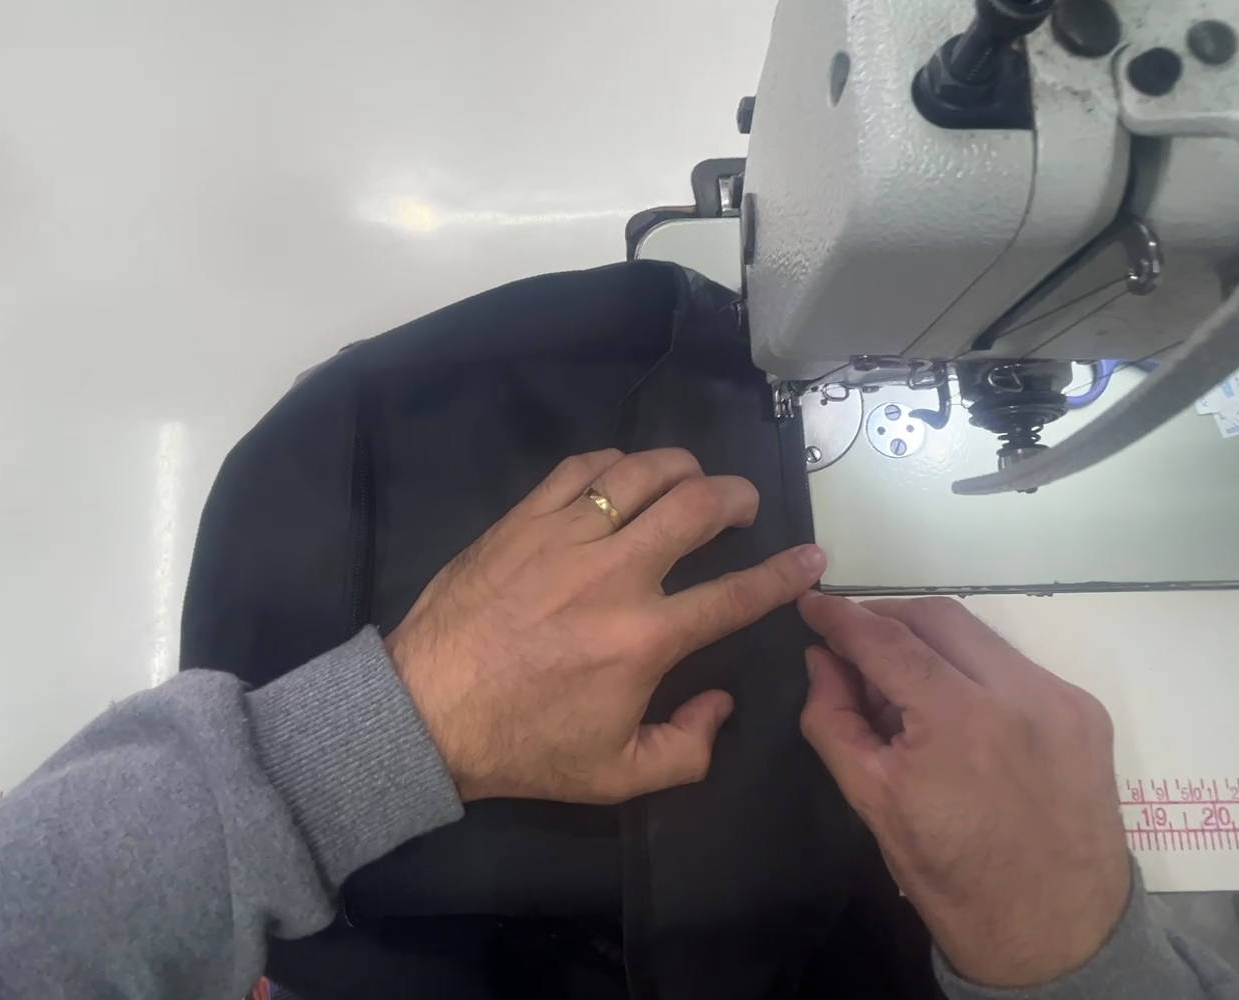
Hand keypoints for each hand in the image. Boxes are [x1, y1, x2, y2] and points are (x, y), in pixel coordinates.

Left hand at [386, 448, 825, 804]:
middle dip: (735, 497)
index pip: (736, 594)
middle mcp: (615, 574)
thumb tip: (722, 700)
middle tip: (742, 504)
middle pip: (696, 508)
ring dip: (682, 466)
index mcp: (646, 637)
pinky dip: (615, 462)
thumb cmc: (523, 744)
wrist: (428, 710)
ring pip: (641, 473)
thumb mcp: (617, 775)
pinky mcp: (524, 518)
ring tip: (693, 477)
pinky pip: (580, 468)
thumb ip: (689, 748)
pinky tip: (624, 473)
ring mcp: (566, 537)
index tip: (810, 557)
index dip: (785, 574)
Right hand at [797, 593, 1129, 988]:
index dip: (841, 615)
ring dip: (925, 638)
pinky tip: (949, 702)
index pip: (887, 641)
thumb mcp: (869, 798)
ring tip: (898, 677)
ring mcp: (1062, 700)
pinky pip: (1008, 662)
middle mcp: (1021, 695)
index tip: (810, 603)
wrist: (1057, 938)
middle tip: (851, 640)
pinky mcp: (1086, 712)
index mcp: (961, 723)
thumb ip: (832, 716)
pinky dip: (966, 665)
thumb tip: (821, 656)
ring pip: (975, 632)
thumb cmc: (951, 874)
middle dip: (884, 615)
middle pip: (936, 616)